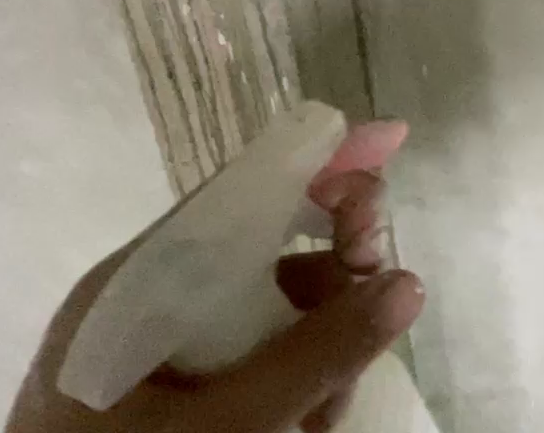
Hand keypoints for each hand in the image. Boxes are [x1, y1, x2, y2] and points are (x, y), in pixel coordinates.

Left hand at [4, 120, 424, 432]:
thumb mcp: (224, 428)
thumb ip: (315, 356)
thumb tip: (411, 283)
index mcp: (132, 286)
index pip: (240, 189)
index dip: (320, 157)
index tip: (393, 139)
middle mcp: (152, 297)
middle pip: (274, 238)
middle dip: (341, 252)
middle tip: (381, 275)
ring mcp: (172, 342)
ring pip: (287, 296)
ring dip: (333, 329)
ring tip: (336, 404)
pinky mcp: (188, 382)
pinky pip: (275, 341)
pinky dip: (312, 364)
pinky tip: (318, 412)